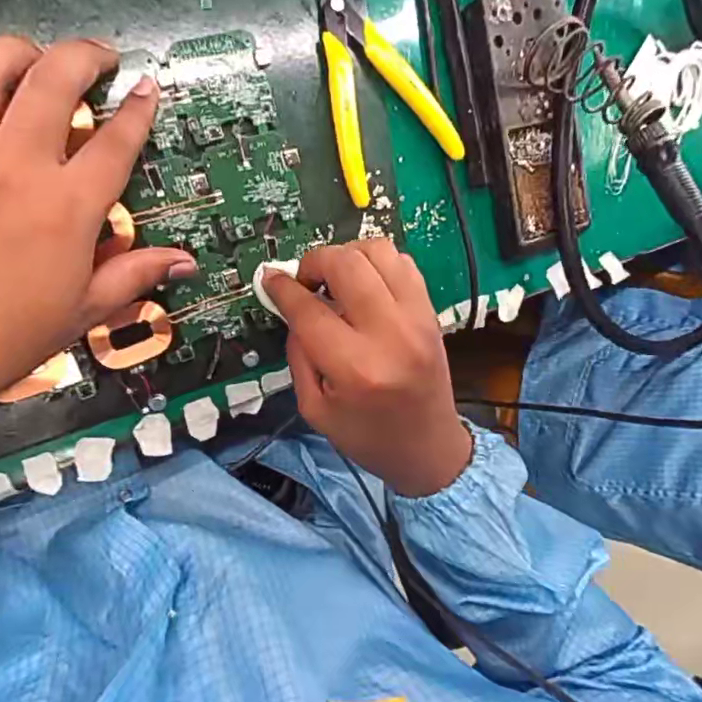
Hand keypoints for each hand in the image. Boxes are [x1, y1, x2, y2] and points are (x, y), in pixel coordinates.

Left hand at [0, 37, 195, 446]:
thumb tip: (187, 263)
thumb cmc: (5, 340)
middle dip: (84, 55)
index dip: (138, 110)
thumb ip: (134, 276)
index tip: (147, 88)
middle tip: (99, 58)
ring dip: (12, 50)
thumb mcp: (81, 313)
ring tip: (30, 59)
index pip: (115, 142)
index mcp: (65, 208)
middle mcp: (14, 166)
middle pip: (52, 81)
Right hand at [263, 240, 471, 497]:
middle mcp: (390, 335)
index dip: (283, 288)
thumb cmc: (367, 437)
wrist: (429, 449)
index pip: (309, 309)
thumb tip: (292, 307)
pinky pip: (402, 263)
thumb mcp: (314, 408)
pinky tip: (363, 286)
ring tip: (335, 281)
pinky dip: (376, 264)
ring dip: (347, 257)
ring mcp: (417, 318)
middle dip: (314, 263)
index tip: (271, 280)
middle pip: (346, 264)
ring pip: (378, 251)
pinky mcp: (431, 312)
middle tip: (305, 283)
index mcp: (356, 368)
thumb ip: (299, 354)